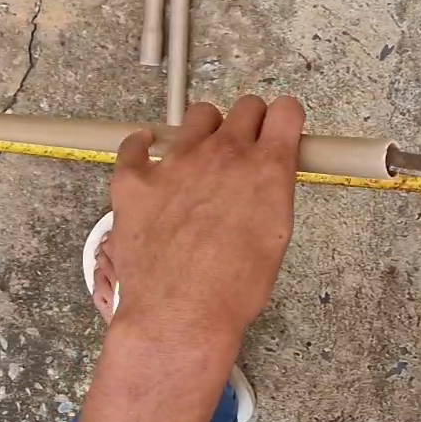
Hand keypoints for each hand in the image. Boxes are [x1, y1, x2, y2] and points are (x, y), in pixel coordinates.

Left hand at [104, 95, 305, 362]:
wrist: (180, 314)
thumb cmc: (233, 289)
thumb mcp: (276, 237)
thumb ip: (272, 192)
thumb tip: (267, 177)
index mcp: (264, 168)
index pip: (285, 111)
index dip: (284, 119)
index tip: (280, 128)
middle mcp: (222, 154)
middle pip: (245, 106)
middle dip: (249, 123)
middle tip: (244, 148)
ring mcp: (175, 162)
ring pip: (197, 116)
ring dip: (204, 131)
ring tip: (200, 158)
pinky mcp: (136, 178)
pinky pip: (135, 144)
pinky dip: (142, 147)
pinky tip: (147, 156)